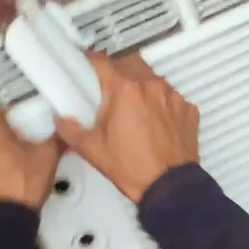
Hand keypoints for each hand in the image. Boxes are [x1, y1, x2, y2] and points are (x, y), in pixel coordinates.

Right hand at [54, 53, 199, 202]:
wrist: (169, 187)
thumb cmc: (130, 167)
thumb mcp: (93, 150)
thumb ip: (71, 130)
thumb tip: (60, 119)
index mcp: (124, 90)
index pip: (102, 62)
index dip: (91, 61)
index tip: (86, 66)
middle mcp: (151, 85)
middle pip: (130, 63)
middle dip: (118, 70)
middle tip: (109, 88)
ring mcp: (172, 96)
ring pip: (153, 79)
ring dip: (141, 86)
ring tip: (134, 107)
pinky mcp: (188, 109)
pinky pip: (171, 98)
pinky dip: (162, 104)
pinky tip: (157, 122)